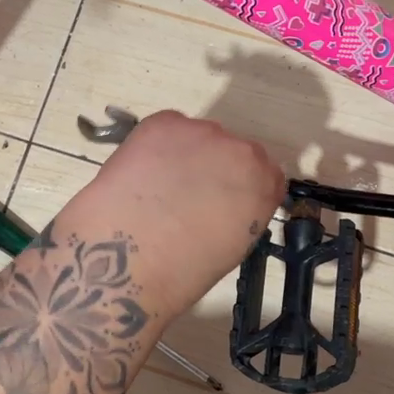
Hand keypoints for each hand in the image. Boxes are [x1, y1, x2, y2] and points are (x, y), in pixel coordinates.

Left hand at [75, 111, 283, 308]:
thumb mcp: (233, 246)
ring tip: (157, 188)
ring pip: (198, 138)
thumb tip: (223, 203)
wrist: (129, 260)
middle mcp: (241, 151)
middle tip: (186, 196)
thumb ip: (240, 213)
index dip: (240, 186)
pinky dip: (155, 146)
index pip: (264, 172)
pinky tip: (141, 173)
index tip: (222, 200)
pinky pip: (166, 128)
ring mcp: (201, 132)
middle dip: (213, 168)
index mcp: (264, 185)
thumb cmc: (183, 270)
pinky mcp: (163, 123)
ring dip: (184, 156)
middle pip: (231, 151)